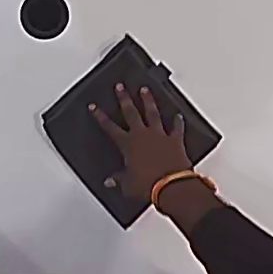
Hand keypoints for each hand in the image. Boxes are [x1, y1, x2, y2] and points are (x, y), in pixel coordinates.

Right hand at [90, 83, 191, 201]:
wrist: (171, 186)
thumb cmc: (148, 185)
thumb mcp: (128, 185)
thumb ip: (119, 180)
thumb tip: (110, 182)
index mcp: (128, 145)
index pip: (110, 127)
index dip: (100, 116)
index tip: (94, 106)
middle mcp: (142, 135)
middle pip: (131, 112)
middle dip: (124, 98)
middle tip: (120, 87)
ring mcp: (159, 135)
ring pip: (152, 113)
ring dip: (148, 101)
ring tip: (145, 90)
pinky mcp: (175, 140)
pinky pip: (176, 127)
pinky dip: (177, 121)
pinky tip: (178, 115)